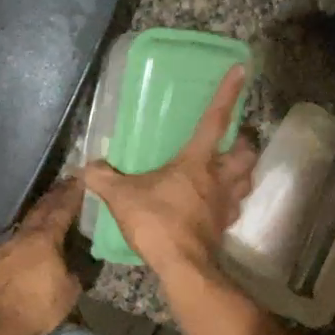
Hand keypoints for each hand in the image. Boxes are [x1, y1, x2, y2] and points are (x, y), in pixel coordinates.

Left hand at [0, 177, 85, 334]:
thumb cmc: (38, 308)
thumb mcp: (70, 291)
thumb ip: (75, 270)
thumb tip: (76, 263)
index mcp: (44, 239)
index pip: (61, 209)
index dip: (71, 194)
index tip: (79, 180)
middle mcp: (21, 236)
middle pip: (39, 211)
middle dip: (54, 197)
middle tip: (65, 186)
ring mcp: (2, 248)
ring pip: (23, 226)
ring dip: (37, 218)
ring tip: (47, 214)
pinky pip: (11, 244)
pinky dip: (23, 240)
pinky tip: (26, 246)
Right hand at [85, 65, 256, 278]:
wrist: (182, 265)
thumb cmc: (156, 222)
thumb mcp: (121, 197)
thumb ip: (103, 179)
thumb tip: (87, 167)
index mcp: (196, 162)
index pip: (215, 120)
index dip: (228, 94)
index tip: (242, 70)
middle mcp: (218, 178)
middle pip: (245, 153)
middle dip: (243, 144)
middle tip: (232, 142)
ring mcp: (225, 204)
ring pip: (246, 180)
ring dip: (241, 173)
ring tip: (228, 172)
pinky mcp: (224, 227)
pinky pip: (234, 208)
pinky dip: (229, 202)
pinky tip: (215, 206)